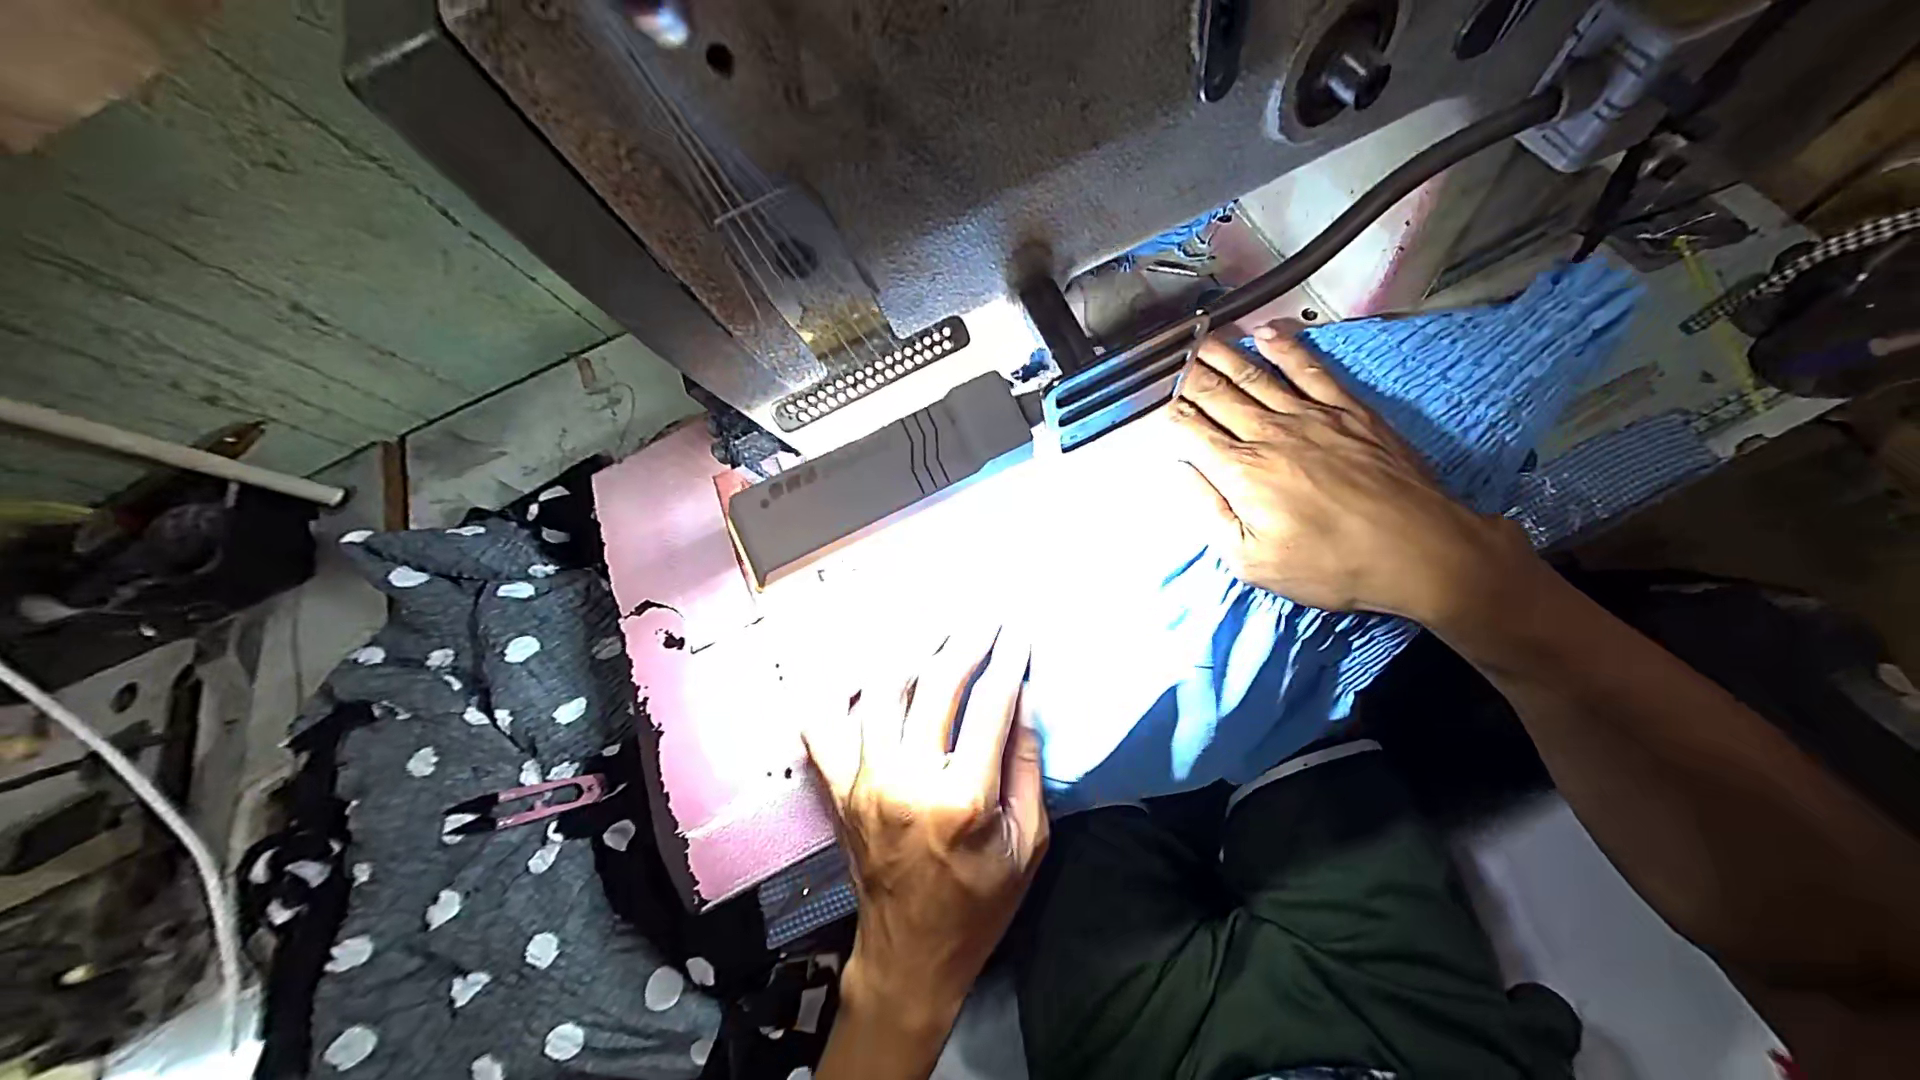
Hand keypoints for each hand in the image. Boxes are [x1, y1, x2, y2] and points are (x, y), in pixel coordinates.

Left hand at [804, 627, 1047, 1076]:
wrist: (910, 954)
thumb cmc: (980, 904)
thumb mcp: (1029, 844)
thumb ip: (1027, 766)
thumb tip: (1022, 698)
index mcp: (961, 798)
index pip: (990, 704)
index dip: (1008, 661)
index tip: (1018, 633)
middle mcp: (906, 778)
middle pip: (937, 684)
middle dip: (967, 641)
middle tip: (985, 620)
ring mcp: (864, 778)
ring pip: (883, 688)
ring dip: (913, 650)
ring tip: (937, 631)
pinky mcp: (840, 786)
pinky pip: (826, 723)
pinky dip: (840, 689)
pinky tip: (864, 667)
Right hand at [1165, 323, 1531, 626]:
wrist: (1417, 550)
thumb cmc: (1331, 565)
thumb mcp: (1250, 560)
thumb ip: (1210, 512)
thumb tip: (1182, 473)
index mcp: (1241, 472)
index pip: (1191, 430)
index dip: (1169, 412)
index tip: (1155, 400)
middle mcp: (1269, 435)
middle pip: (1216, 395)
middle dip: (1187, 375)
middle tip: (1170, 357)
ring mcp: (1310, 417)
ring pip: (1254, 375)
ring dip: (1223, 355)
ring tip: (1202, 340)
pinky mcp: (1348, 411)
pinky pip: (1309, 369)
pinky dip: (1285, 348)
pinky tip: (1266, 333)